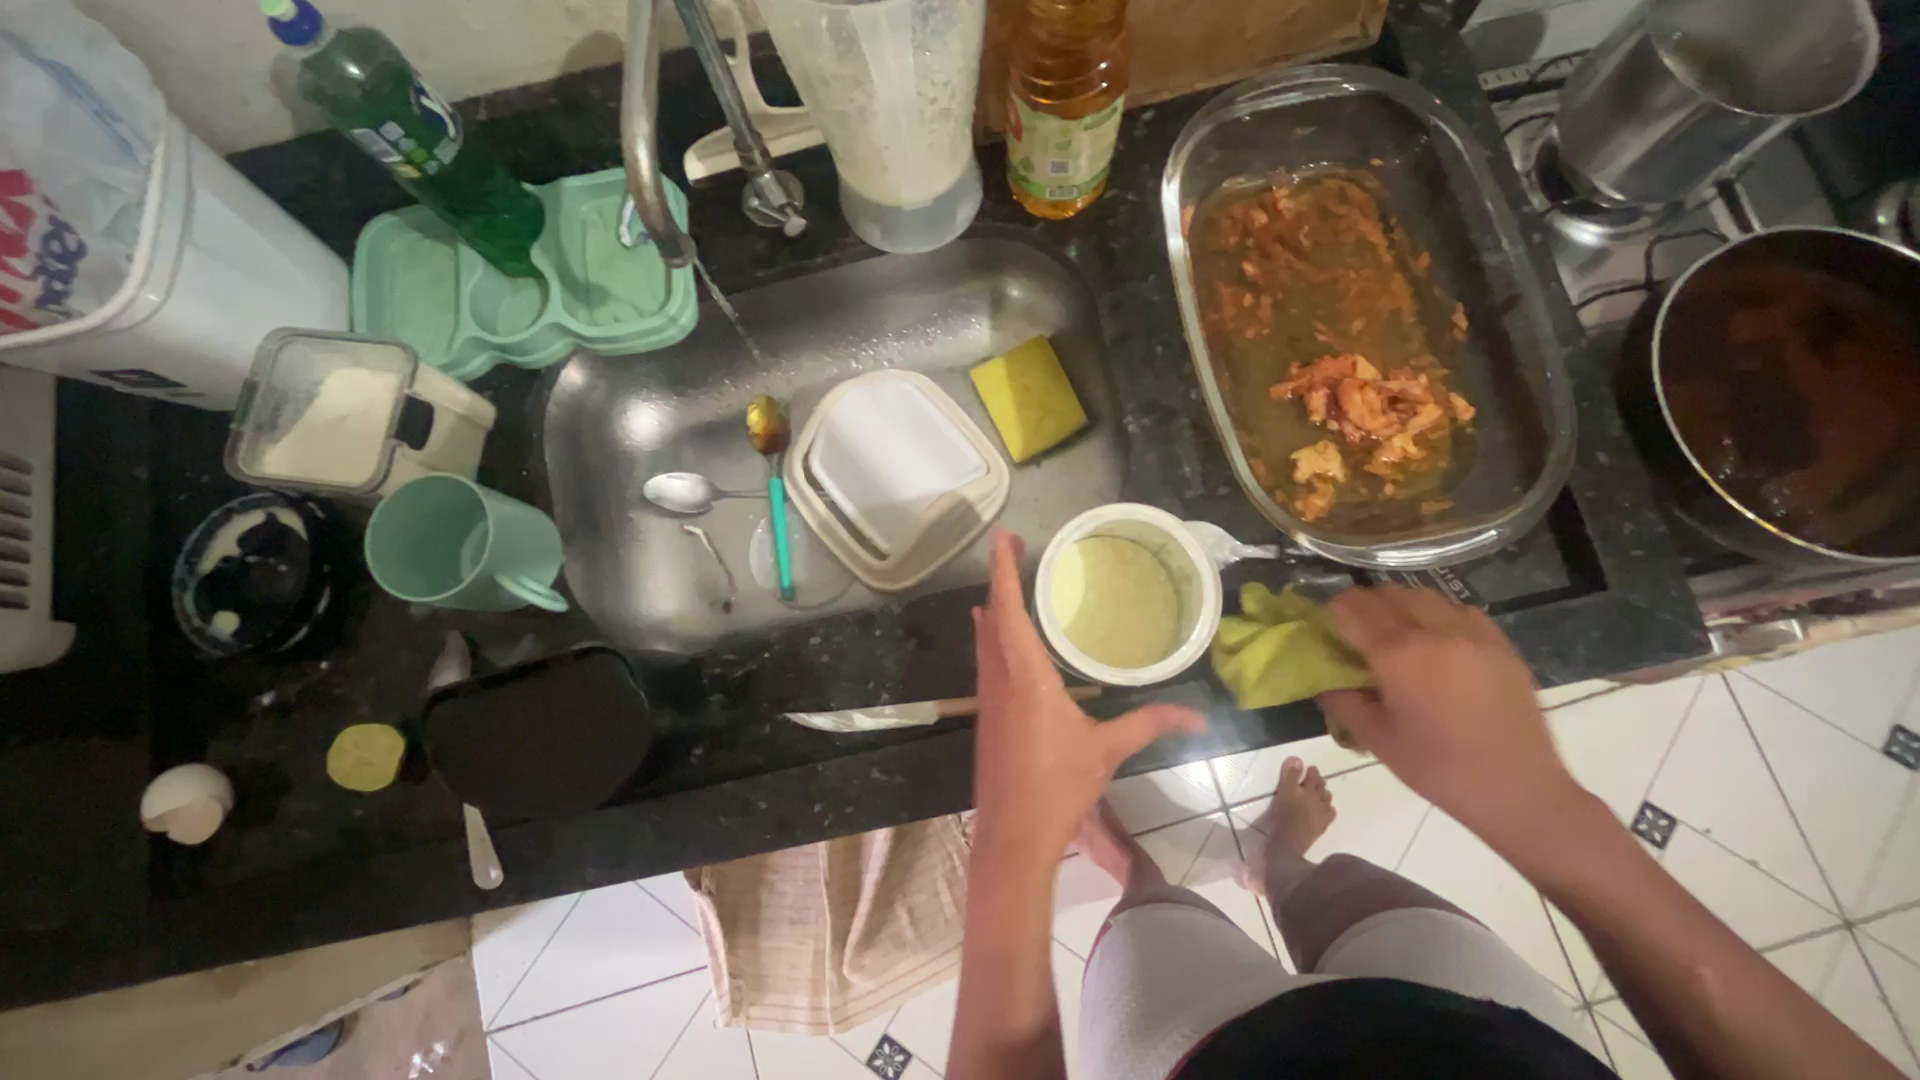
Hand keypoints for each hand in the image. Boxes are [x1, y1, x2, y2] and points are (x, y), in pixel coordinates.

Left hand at [971, 530, 1205, 863]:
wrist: (1011, 836)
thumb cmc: (1058, 788)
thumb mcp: (1107, 752)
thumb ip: (1150, 725)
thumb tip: (1198, 716)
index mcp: (1028, 679)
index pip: (1011, 612)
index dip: (1005, 572)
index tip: (1002, 538)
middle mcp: (1001, 681)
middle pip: (993, 619)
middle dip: (1001, 580)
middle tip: (1013, 549)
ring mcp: (988, 700)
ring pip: (985, 641)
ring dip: (994, 609)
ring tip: (1006, 585)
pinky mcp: (987, 718)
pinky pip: (986, 663)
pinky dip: (993, 639)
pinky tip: (1002, 642)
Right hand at [1318, 586, 1586, 841]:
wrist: (1516, 788)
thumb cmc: (1436, 768)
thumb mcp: (1374, 738)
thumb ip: (1341, 699)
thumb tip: (1326, 677)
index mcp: (1396, 654)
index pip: (1351, 607)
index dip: (1332, 611)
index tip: (1328, 627)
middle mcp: (1433, 631)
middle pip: (1387, 594)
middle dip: (1364, 605)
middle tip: (1356, 629)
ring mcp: (1472, 633)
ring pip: (1423, 596)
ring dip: (1400, 605)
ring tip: (1396, 631)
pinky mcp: (1499, 643)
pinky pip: (1459, 610)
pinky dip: (1437, 615)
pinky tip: (1437, 641)